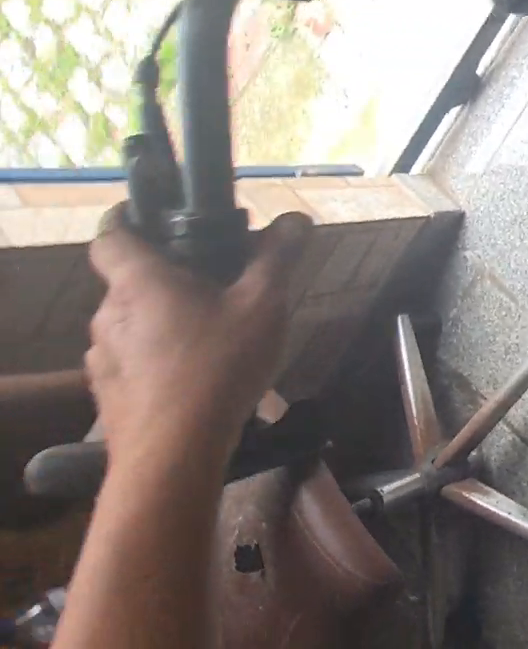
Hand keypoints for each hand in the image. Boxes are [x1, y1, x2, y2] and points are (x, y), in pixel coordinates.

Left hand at [85, 207, 313, 462]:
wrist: (174, 448)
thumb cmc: (220, 363)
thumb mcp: (266, 302)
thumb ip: (278, 257)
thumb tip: (294, 219)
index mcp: (141, 284)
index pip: (112, 236)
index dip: (125, 218)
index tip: (149, 211)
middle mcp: (109, 313)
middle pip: (133, 279)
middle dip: (173, 273)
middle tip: (223, 279)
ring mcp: (103, 354)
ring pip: (136, 318)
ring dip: (169, 314)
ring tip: (219, 328)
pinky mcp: (108, 387)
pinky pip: (136, 353)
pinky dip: (163, 348)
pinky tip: (200, 365)